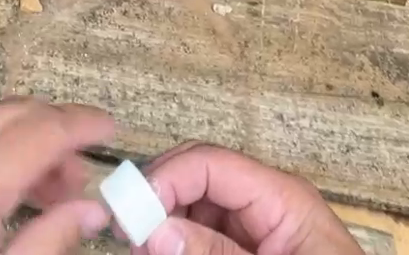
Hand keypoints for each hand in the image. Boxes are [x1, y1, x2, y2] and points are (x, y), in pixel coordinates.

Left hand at [0, 99, 116, 254]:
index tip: (112, 128)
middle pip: (17, 112)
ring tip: (49, 188)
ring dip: (26, 138)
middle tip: (83, 173)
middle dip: (57, 132)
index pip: (44, 129)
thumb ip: (49, 240)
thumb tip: (92, 212)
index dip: (84, 125)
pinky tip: (5, 184)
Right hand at [134, 143, 357, 254]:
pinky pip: (207, 235)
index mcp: (280, 197)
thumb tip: (156, 231)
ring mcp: (258, 230)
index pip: (210, 163)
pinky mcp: (251, 251)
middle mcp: (266, 203)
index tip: (131, 217)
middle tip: (128, 237)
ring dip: (165, 224)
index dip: (166, 179)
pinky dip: (182, 242)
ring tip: (141, 249)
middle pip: (198, 177)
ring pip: (196, 207)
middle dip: (159, 199)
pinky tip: (163, 252)